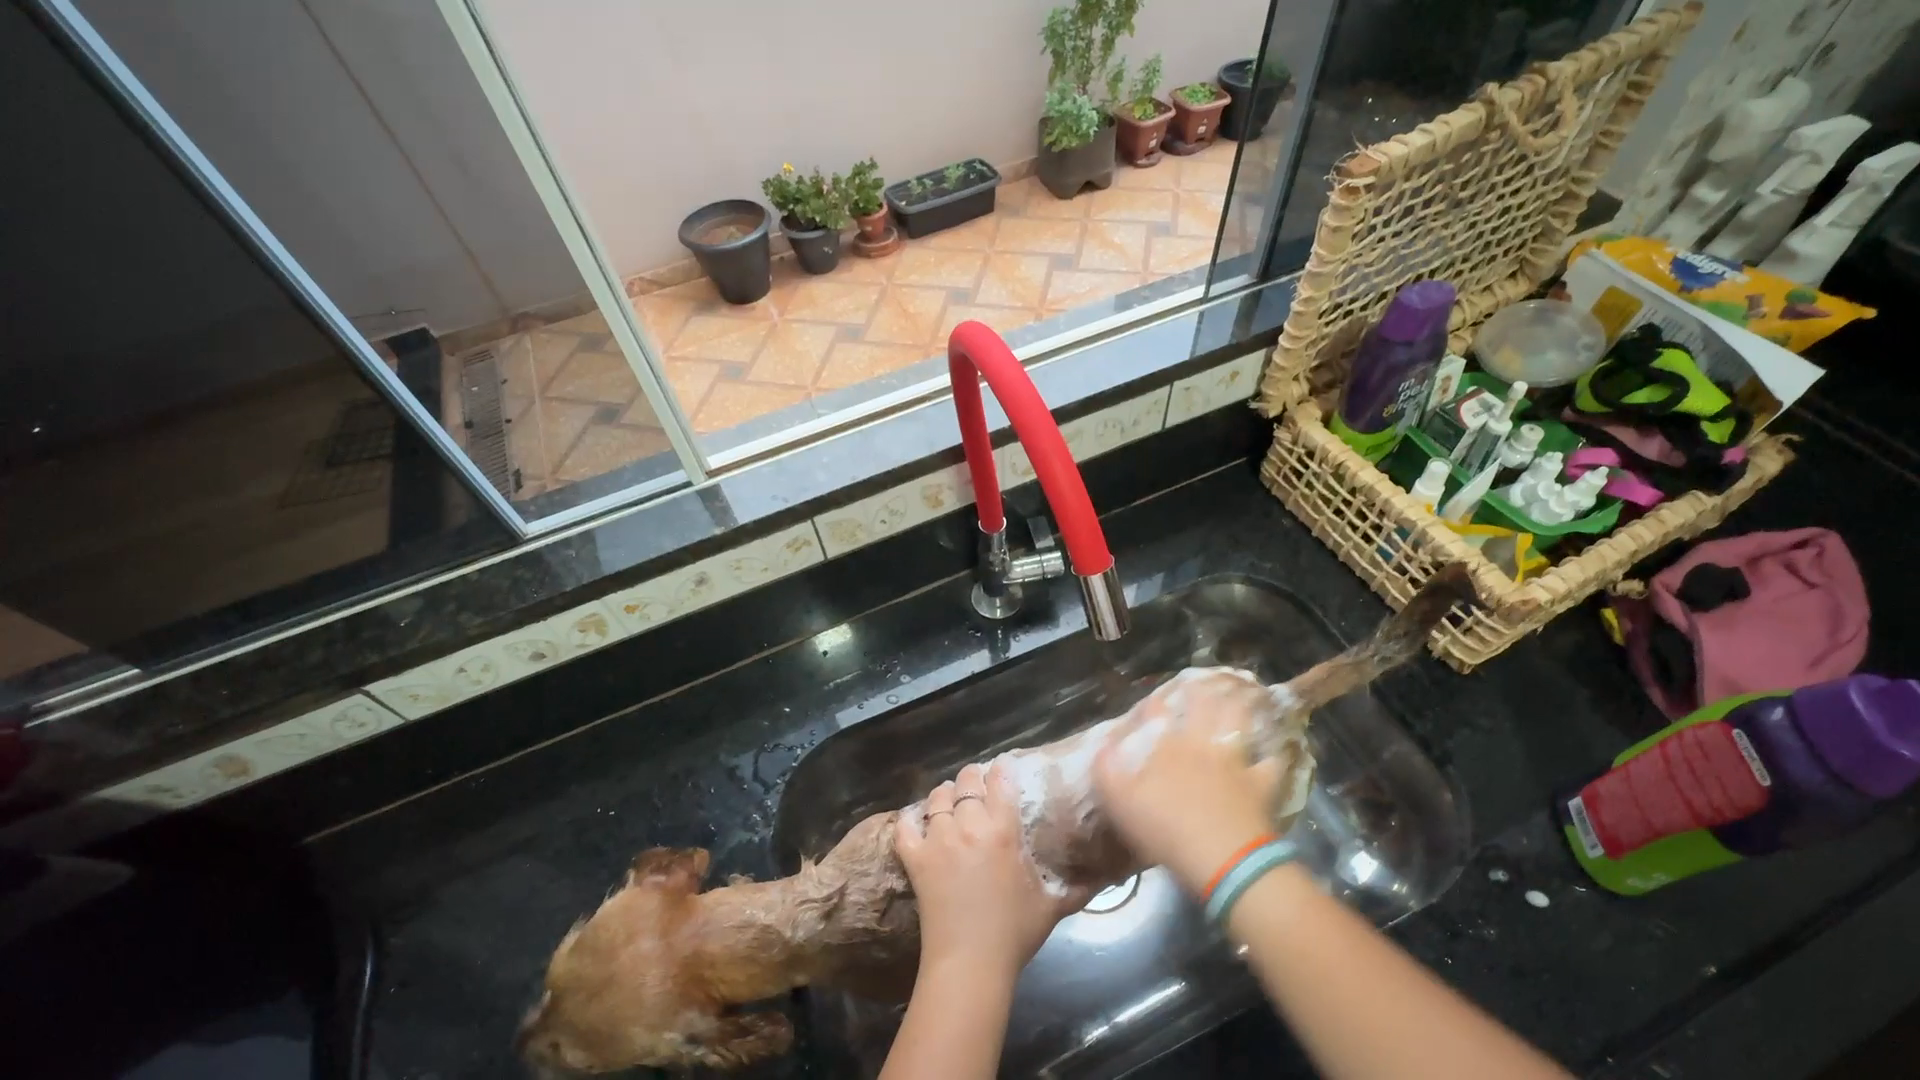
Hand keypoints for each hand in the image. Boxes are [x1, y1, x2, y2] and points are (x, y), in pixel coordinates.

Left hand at [895, 763, 1085, 979]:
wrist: (970, 962)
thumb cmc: (1014, 933)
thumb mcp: (1052, 907)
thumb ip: (1078, 888)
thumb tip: (1105, 879)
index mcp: (1004, 831)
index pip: (1001, 782)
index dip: (1002, 769)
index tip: (1004, 767)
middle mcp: (969, 826)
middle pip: (967, 783)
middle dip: (973, 778)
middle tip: (977, 783)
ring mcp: (938, 839)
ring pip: (937, 798)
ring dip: (945, 793)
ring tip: (950, 797)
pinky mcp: (915, 857)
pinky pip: (906, 825)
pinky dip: (910, 817)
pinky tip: (916, 818)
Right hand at [1092, 673, 1280, 895]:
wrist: (1220, 858)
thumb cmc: (1165, 830)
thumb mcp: (1120, 802)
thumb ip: (1107, 769)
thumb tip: (1103, 744)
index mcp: (1167, 747)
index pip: (1157, 714)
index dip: (1155, 704)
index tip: (1155, 698)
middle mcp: (1201, 744)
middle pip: (1205, 706)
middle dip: (1205, 689)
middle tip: (1208, 679)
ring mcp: (1235, 761)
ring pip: (1240, 721)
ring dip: (1242, 704)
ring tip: (1246, 691)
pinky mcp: (1261, 782)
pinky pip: (1272, 762)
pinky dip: (1275, 754)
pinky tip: (1278, 748)